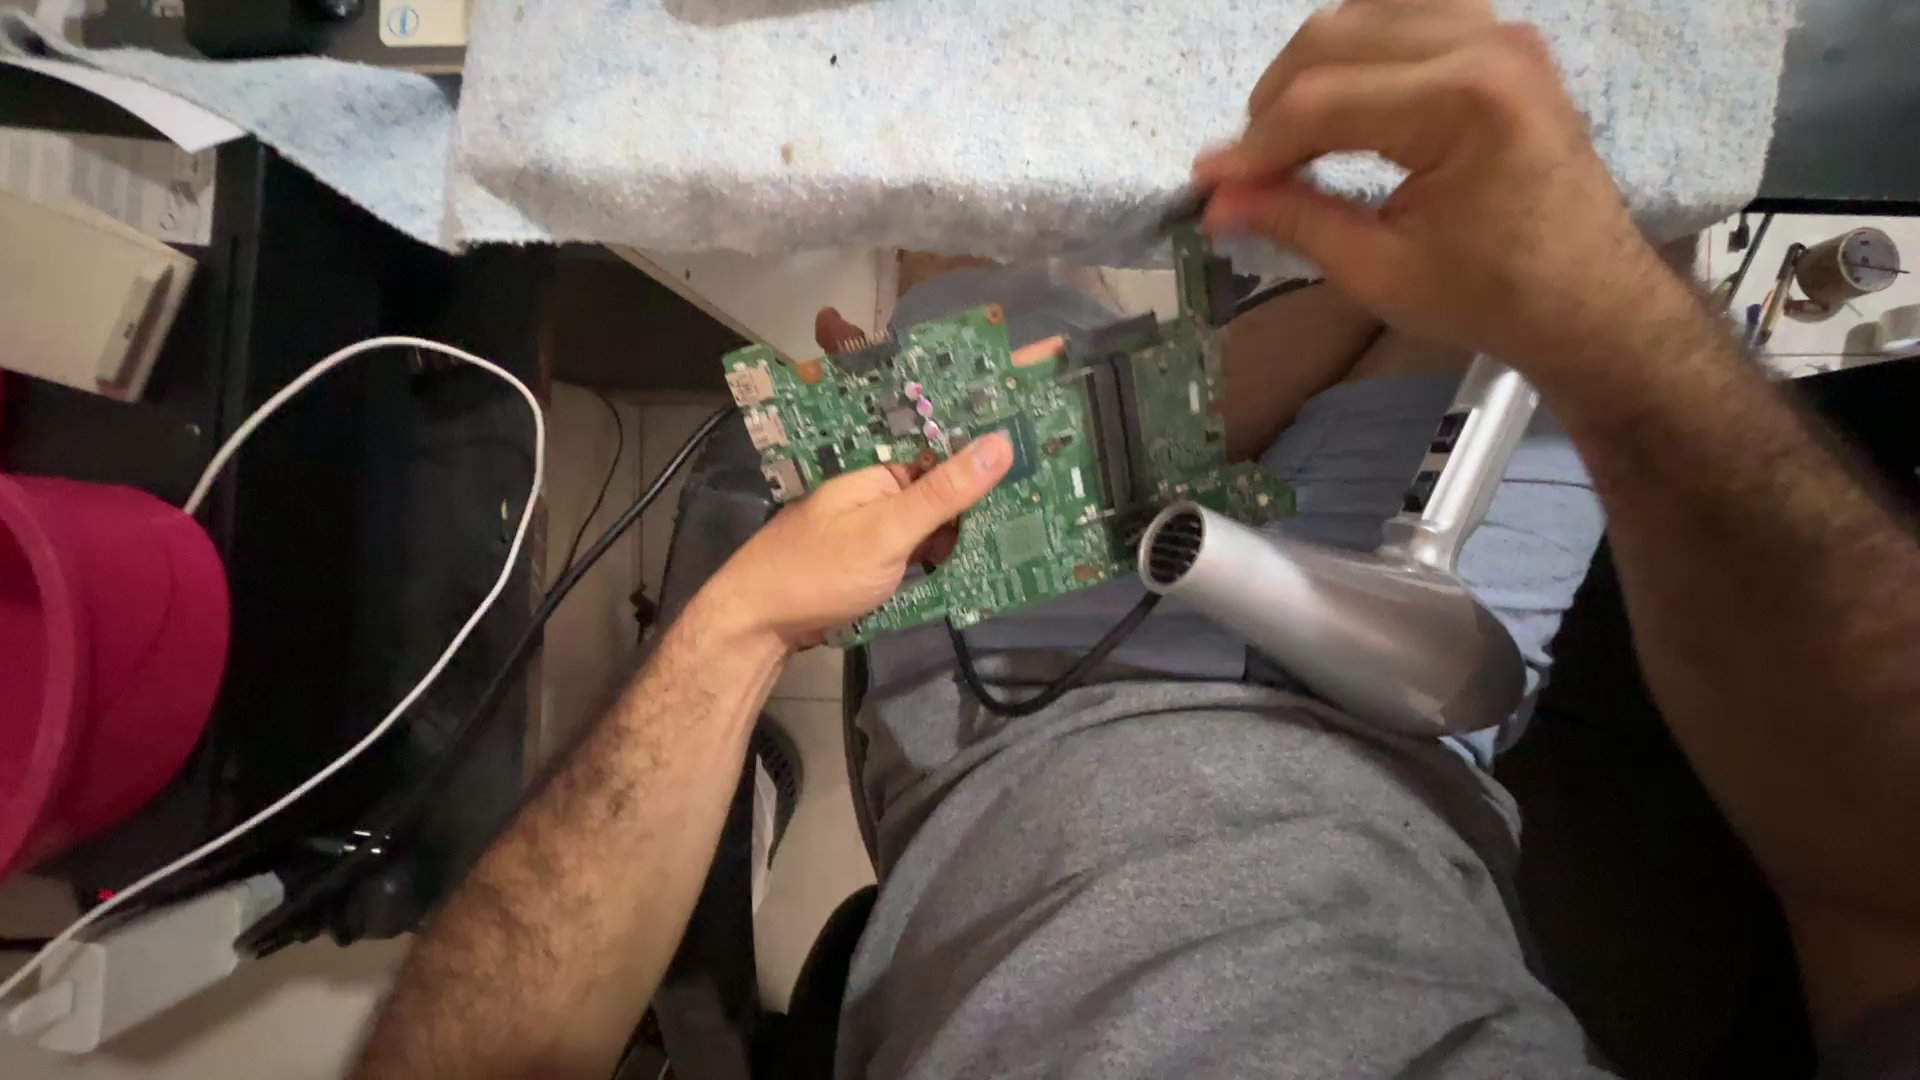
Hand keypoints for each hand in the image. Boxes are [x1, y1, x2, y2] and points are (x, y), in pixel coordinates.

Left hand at [707, 434, 1011, 650]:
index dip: (987, 470)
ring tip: (1013, 556)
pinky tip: (968, 578)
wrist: (757, 624)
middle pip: (942, 499)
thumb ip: (943, 493)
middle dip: (978, 514)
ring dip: (961, 546)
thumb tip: (999, 443)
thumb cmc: (820, 571)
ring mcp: (873, 533)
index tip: (1034, 479)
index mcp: (881, 475)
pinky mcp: (870, 565)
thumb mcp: (889, 531)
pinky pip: (915, 559)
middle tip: (1032, 527)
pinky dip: (937, 569)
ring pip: (931, 533)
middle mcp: (878, 496)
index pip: (946, 461)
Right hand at [1192, 0, 1677, 383]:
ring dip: (1305, 75)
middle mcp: (1482, 42)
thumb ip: (1294, 222)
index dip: (1249, 149)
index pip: (1318, 101)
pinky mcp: (1494, 40)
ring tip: (1284, 144)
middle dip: (1268, 109)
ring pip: (1360, 13)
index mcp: (1461, 104)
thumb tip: (1215, 204)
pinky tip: (1335, 105)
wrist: (1582, 295)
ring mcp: (1495, 30)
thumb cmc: (1484, 296)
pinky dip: (1351, 54)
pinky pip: (1400, 14)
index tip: (1204, 189)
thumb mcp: (1376, 271)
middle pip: (1331, 37)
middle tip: (1245, 176)